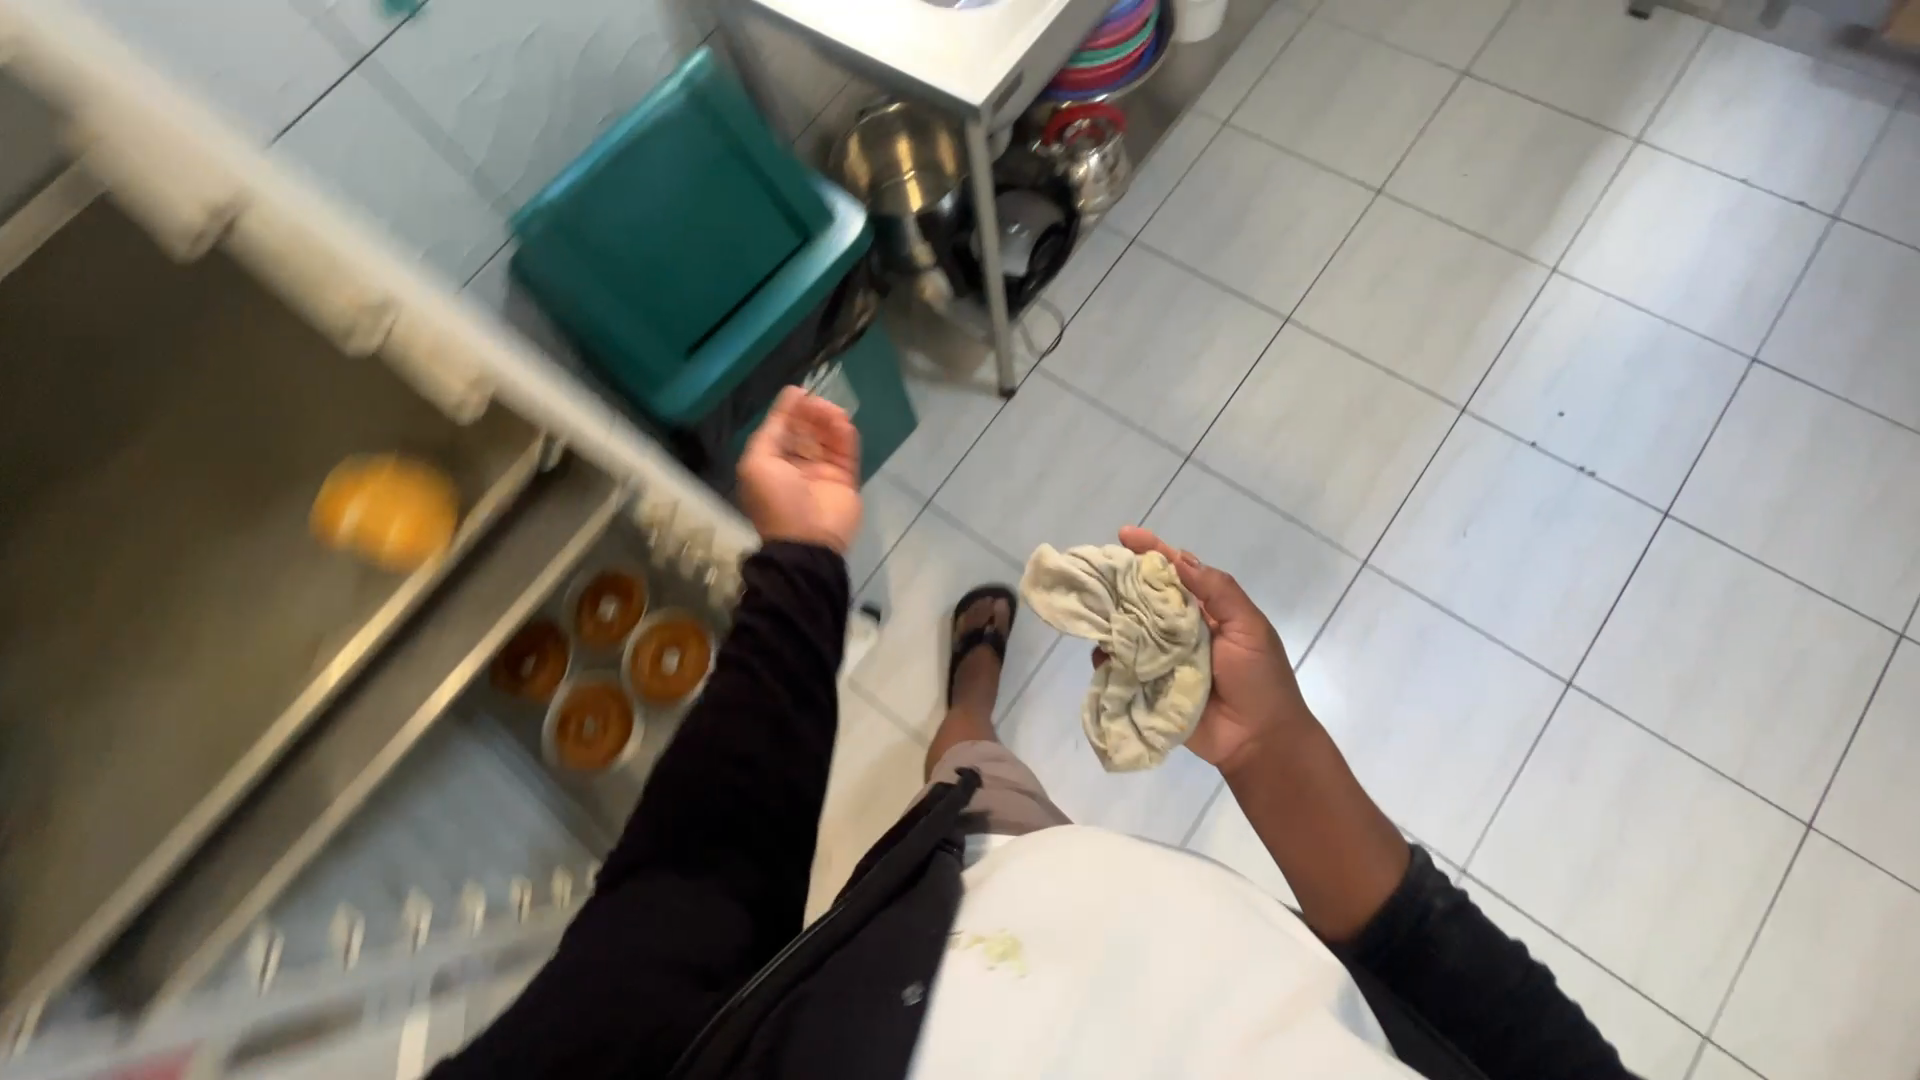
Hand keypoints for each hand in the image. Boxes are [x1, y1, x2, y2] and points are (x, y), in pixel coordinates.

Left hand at [737, 387, 861, 553]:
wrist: (807, 541)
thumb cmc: (776, 501)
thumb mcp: (757, 462)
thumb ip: (771, 429)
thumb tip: (790, 397)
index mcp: (772, 463)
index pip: (782, 429)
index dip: (790, 410)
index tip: (800, 392)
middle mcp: (797, 466)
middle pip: (806, 430)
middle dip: (811, 413)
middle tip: (817, 403)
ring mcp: (823, 472)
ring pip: (828, 437)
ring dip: (829, 420)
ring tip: (832, 412)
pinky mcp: (846, 479)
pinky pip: (846, 451)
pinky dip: (845, 435)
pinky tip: (842, 423)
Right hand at [1110, 526, 1318, 776]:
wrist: (1259, 740)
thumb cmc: (1260, 679)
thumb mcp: (1249, 627)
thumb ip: (1219, 591)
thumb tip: (1180, 558)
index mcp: (1206, 609)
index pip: (1175, 571)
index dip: (1151, 550)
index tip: (1125, 534)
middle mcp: (1178, 628)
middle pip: (1143, 596)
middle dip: (1119, 580)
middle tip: (1093, 569)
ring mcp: (1160, 656)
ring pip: (1126, 627)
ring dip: (1109, 616)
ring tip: (1091, 606)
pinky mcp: (1147, 684)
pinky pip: (1120, 665)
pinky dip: (1107, 656)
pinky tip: (1100, 651)